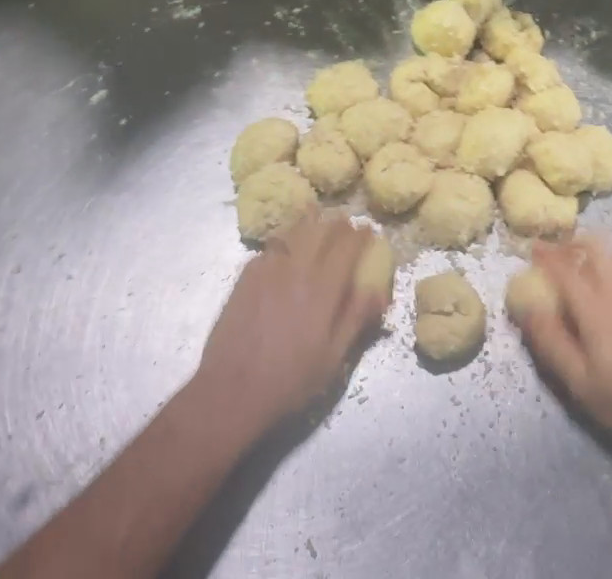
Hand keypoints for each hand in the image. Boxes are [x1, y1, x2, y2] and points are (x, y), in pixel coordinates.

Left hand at [195, 209, 387, 430]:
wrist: (231, 391)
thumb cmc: (290, 381)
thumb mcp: (333, 358)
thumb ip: (356, 319)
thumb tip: (379, 292)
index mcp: (322, 290)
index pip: (346, 248)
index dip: (360, 236)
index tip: (368, 231)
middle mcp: (295, 272)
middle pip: (319, 233)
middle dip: (336, 224)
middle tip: (345, 222)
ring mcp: (266, 273)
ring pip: (291, 235)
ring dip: (308, 224)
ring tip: (317, 219)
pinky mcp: (243, 281)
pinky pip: (268, 251)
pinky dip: (282, 242)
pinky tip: (283, 248)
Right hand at [512, 235, 611, 438]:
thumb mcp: (576, 377)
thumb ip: (550, 340)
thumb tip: (526, 308)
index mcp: (595, 308)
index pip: (566, 269)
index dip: (546, 255)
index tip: (531, 248)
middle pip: (596, 247)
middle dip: (572, 245)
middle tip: (554, 257)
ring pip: (611, 257)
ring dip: (590, 254)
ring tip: (573, 271)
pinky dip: (605, 268)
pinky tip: (598, 293)